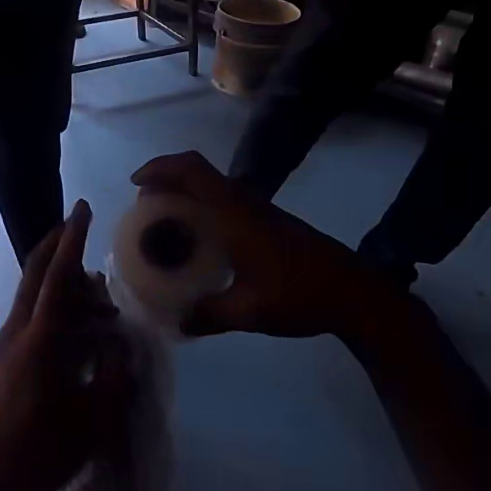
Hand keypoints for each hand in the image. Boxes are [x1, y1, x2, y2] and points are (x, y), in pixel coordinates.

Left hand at [0, 200, 131, 490]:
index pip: (60, 276)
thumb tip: (123, 357)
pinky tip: (68, 336)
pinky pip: (26, 319)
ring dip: (59, 286)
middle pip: (35, 273)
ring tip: (93, 305)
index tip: (82, 209)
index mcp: (41, 338)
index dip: (73, 240)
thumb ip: (113, 383)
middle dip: (55, 244)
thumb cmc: (35, 449)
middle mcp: (17, 330)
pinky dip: (49, 310)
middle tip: (74, 226)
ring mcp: (2, 345)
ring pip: (31, 297)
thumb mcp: (90, 421)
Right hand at [131, 152, 401, 339]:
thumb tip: (176, 324)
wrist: (354, 292)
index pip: (194, 169)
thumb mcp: (250, 311)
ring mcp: (260, 210)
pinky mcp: (269, 221)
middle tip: (145, 210)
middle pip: (199, 173)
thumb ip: (209, 316)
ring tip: (165, 225)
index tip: (137, 183)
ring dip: (186, 195)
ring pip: (214, 187)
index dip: (161, 167)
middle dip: (166, 182)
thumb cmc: (300, 294)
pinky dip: (204, 208)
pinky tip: (200, 241)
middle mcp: (245, 202)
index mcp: (236, 213)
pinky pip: (226, 202)